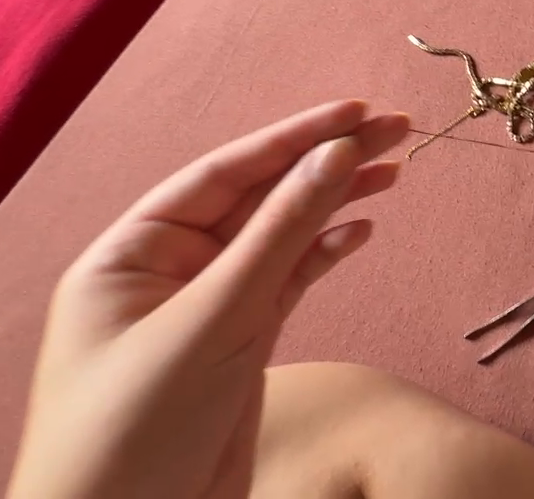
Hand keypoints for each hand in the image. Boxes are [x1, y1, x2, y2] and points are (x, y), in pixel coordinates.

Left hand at [8, 100, 408, 498]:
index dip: (296, 136)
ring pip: (288, 231)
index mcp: (133, 254)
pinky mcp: (246, 331)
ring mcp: (213, 299)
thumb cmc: (140, 424)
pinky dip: (330, 250)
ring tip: (397, 170)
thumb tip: (339, 151)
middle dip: (331, 160)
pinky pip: (295, 272)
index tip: (359, 111)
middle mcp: (173, 268)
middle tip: (400, 128)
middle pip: (265, 195)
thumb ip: (282, 230)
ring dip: (340, 199)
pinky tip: (362, 230)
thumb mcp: (216, 315)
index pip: (226, 173)